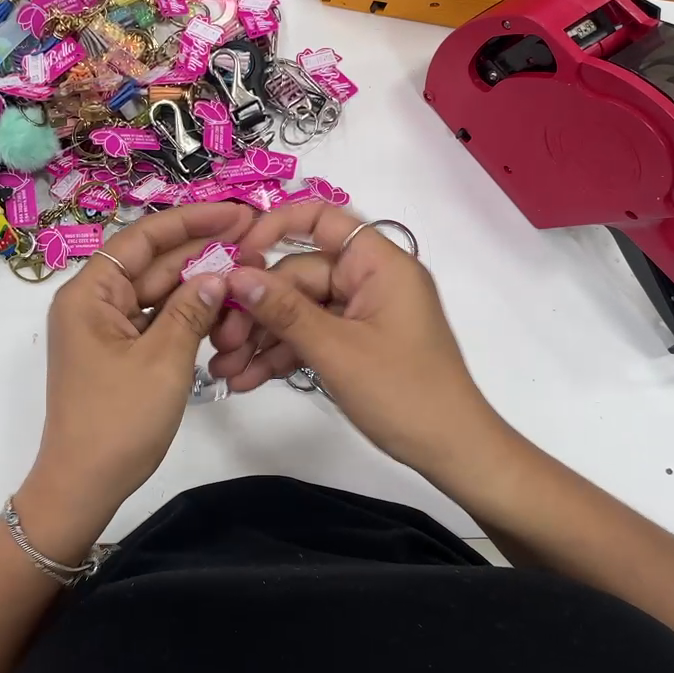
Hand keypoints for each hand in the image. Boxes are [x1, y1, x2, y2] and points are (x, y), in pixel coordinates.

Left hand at [18, 203, 252, 555]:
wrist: (84, 484)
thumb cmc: (117, 420)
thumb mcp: (162, 361)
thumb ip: (191, 310)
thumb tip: (219, 274)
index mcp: (89, 292)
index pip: (142, 239)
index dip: (191, 221)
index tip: (237, 212)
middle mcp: (92, 301)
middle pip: (152, 263)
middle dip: (201, 253)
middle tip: (256, 243)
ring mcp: (105, 327)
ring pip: (157, 293)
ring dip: (198, 286)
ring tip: (249, 272)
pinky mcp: (118, 351)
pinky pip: (155, 320)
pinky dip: (185, 316)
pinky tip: (223, 306)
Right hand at [208, 202, 511, 474]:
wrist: (453, 454)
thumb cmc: (404, 393)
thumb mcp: (336, 351)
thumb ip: (283, 310)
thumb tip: (235, 276)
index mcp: (378, 265)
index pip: (321, 218)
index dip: (275, 228)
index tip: (238, 259)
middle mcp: (367, 280)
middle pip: (296, 275)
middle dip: (255, 309)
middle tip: (221, 340)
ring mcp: (359, 313)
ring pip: (295, 310)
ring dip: (260, 337)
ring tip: (225, 367)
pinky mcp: (352, 342)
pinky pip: (306, 336)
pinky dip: (279, 355)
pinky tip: (246, 378)